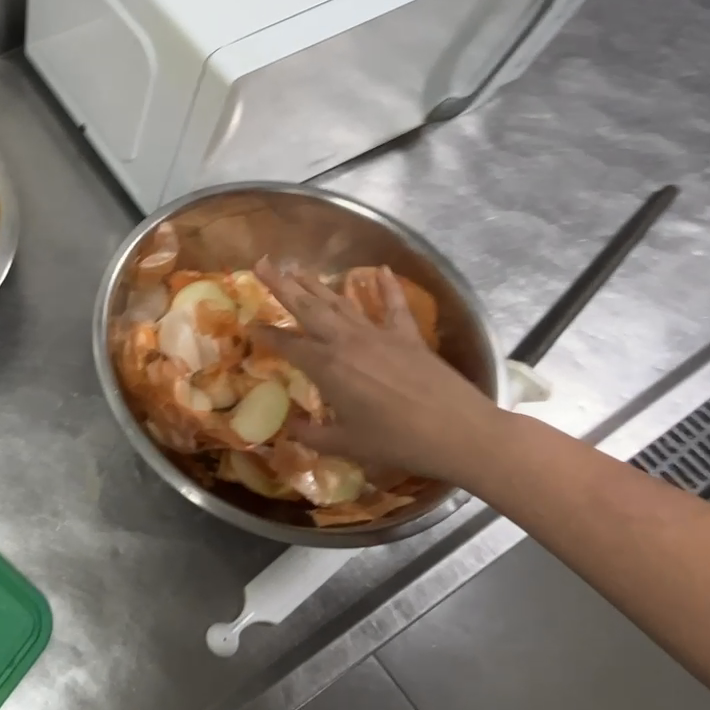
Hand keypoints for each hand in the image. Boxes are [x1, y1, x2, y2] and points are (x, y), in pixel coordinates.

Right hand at [254, 266, 509, 484]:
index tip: (249, 325)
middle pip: (306, 307)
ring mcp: (377, 335)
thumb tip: (290, 429)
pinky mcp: (408, 336)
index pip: (287, 344)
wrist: (460, 433)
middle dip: (281, 285)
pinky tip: (379, 269)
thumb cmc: (398, 442)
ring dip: (316, 283)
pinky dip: (386, 286)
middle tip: (262, 264)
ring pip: (339, 301)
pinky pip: (393, 305)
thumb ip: (313, 436)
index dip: (266, 334)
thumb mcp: (347, 445)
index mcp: (325, 367)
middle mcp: (345, 342)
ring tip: (298, 268)